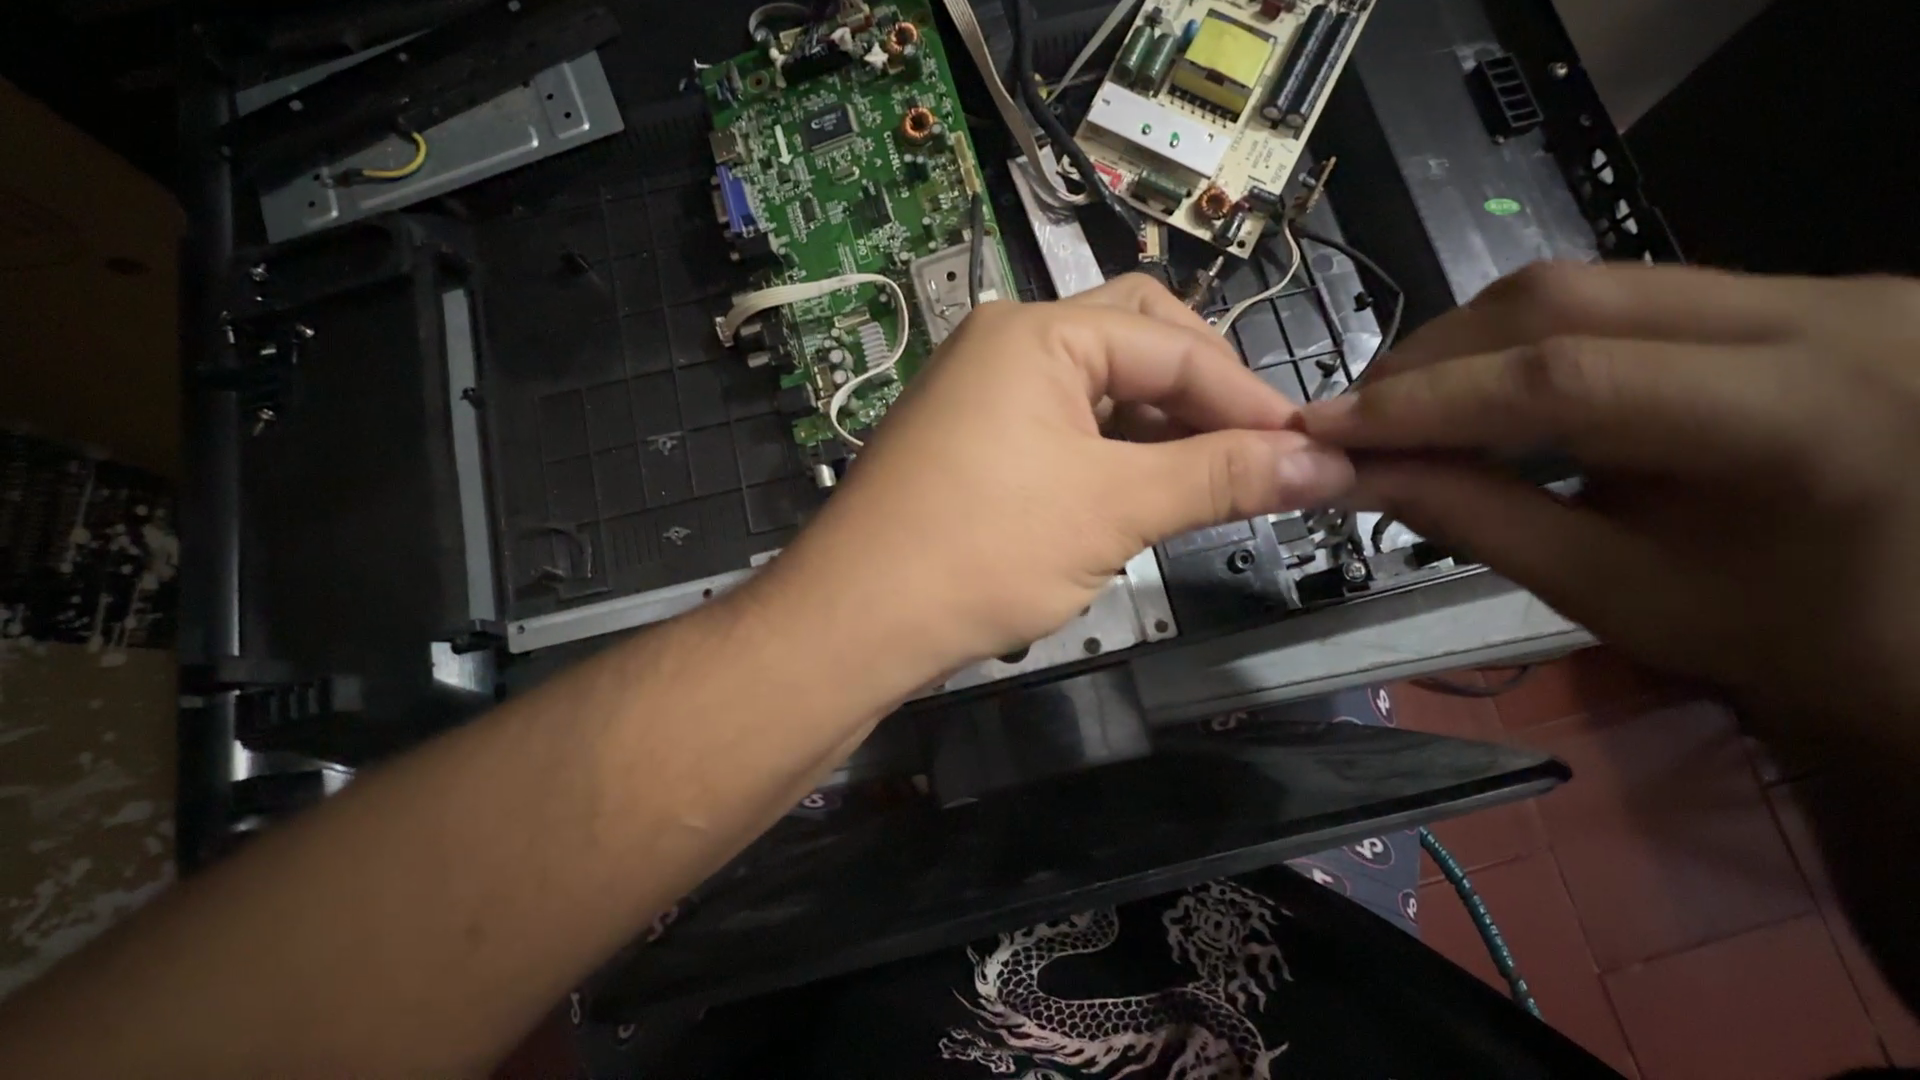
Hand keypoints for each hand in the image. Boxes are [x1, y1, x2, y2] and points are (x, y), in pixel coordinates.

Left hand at [757, 274, 1353, 679]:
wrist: (855, 622)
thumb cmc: (982, 549)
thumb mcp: (1113, 508)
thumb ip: (1221, 477)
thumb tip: (1325, 463)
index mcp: (1037, 332)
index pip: (1173, 343)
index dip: (1248, 398)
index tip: (1310, 450)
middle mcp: (1007, 344)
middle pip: (1135, 342)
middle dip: (1202, 394)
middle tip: (1254, 452)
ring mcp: (984, 394)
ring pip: (1100, 390)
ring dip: (1161, 428)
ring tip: (1210, 481)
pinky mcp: (974, 443)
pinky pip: (1064, 429)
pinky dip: (1113, 454)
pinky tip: (1144, 494)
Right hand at [1299, 262, 1919, 745]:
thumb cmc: (1773, 639)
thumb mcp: (1609, 590)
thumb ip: (1473, 518)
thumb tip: (1346, 471)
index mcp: (1801, 418)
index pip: (1564, 378)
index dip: (1422, 402)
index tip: (1320, 428)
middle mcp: (1828, 314)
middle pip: (1568, 299)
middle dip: (1435, 357)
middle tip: (1354, 415)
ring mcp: (1819, 289)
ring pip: (1589, 284)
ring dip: (1471, 344)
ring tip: (1405, 405)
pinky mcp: (1794, 292)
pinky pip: (1624, 296)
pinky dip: (1526, 341)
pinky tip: (1485, 388)